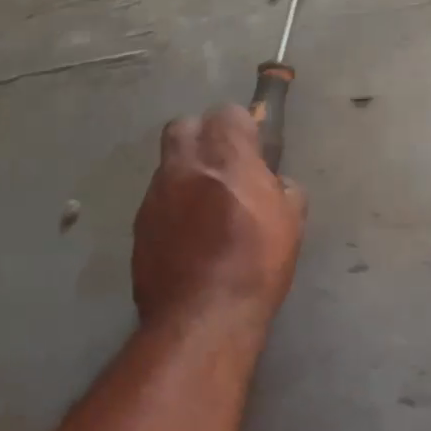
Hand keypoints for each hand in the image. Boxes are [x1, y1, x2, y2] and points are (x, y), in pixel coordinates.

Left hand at [131, 107, 306, 326]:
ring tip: (205, 207)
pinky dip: (172, 208)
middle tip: (222, 165)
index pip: (227, 113)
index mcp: (227, 156)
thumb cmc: (257, 262)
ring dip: (186, 175)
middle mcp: (185, 166)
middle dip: (202, 137)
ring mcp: (155, 196)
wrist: (203, 317)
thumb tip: (273, 184)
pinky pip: (156, 201)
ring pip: (167, 165)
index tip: (252, 150)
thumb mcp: (292, 220)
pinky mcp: (138, 227)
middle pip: (184, 126)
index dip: (241, 128)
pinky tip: (188, 236)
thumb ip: (283, 188)